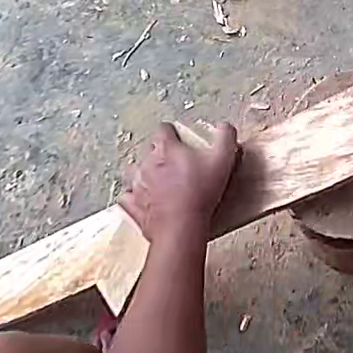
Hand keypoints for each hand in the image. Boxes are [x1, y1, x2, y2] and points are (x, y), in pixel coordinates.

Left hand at [123, 122, 238, 242]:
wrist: (181, 226)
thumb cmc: (200, 193)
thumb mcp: (223, 159)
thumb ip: (225, 136)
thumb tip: (224, 126)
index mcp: (167, 149)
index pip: (163, 129)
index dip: (172, 131)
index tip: (180, 137)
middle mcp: (148, 163)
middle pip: (149, 149)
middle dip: (161, 152)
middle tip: (177, 161)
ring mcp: (138, 185)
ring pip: (134, 171)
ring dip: (145, 172)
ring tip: (159, 178)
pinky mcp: (133, 206)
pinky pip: (127, 196)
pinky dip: (134, 195)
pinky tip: (145, 197)